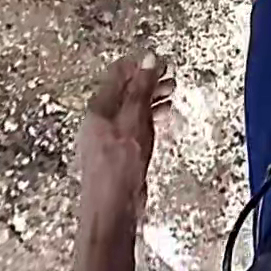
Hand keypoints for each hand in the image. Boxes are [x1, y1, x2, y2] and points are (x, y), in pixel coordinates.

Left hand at [71, 52, 167, 270]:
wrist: (112, 211)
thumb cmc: (119, 166)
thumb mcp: (135, 117)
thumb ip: (143, 87)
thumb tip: (149, 59)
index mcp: (99, 107)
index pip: (119, 72)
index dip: (141, 64)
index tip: (161, 61)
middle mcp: (100, 119)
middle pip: (126, 89)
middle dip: (148, 80)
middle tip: (169, 75)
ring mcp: (108, 137)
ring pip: (131, 107)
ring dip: (151, 97)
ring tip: (171, 92)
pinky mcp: (118, 152)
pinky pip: (135, 124)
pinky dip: (150, 115)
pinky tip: (163, 117)